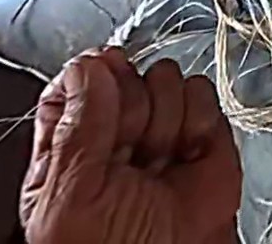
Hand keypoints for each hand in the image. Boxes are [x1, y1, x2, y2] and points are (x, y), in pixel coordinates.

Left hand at [21, 49, 241, 243]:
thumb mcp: (71, 205)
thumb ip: (76, 133)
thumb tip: (88, 67)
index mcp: (69, 148)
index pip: (74, 84)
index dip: (88, 75)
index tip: (99, 79)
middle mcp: (114, 129)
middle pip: (122, 75)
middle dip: (129, 109)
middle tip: (127, 154)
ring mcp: (160, 122)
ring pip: (162, 76)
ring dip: (164, 121)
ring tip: (158, 164)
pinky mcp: (202, 121)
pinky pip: (199, 89)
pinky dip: (197, 120)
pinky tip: (188, 155)